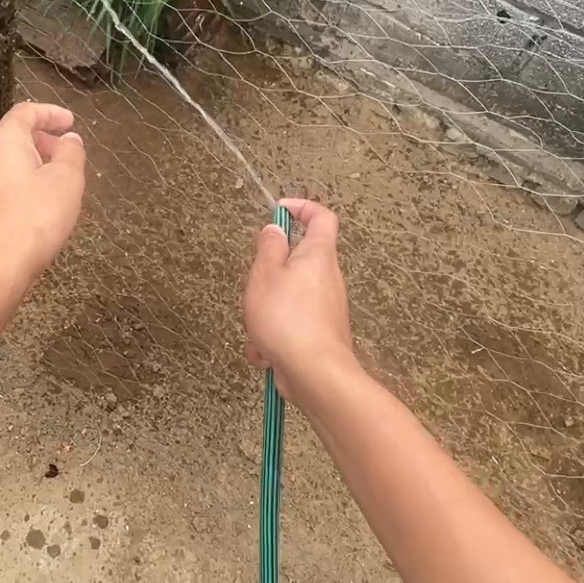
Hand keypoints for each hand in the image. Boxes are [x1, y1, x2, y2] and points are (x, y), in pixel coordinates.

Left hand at [0, 102, 86, 282]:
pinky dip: (22, 180)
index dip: (50, 113)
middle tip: (65, 149)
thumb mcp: (67, 179)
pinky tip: (39, 201)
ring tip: (56, 177)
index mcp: (4, 140)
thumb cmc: (32, 219)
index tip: (68, 121)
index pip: (26, 112)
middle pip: (14, 134)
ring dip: (33, 161)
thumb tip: (70, 140)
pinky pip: (2, 182)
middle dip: (43, 138)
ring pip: (7, 159)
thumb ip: (72, 152)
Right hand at [243, 198, 354, 398]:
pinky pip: (290, 324)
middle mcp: (328, 278)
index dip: (302, 208)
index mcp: (318, 255)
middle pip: (299, 259)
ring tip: (257, 327)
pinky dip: (273, 336)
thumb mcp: (265, 275)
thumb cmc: (288, 321)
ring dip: (266, 310)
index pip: (322, 217)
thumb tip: (273, 230)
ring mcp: (326, 307)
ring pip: (289, 296)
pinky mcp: (320, 333)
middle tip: (255, 284)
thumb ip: (268, 248)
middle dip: (270, 272)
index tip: (279, 211)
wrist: (314, 374)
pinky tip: (264, 352)